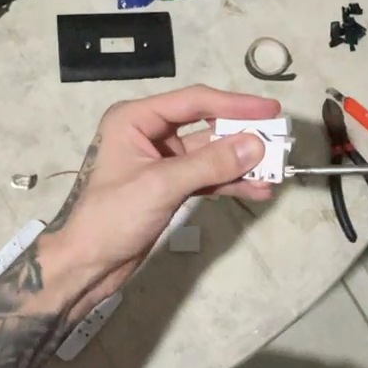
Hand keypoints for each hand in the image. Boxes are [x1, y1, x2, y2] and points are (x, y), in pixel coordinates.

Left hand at [38, 85, 280, 310]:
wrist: (87, 266)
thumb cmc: (112, 217)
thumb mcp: (161, 185)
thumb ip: (210, 163)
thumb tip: (257, 145)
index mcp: (135, 119)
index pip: (194, 101)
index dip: (235, 104)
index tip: (271, 110)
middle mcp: (149, 133)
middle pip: (206, 125)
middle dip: (242, 135)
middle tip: (280, 141)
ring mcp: (161, 161)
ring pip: (211, 153)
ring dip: (241, 162)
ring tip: (275, 171)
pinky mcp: (170, 186)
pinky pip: (207, 177)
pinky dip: (231, 183)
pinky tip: (258, 190)